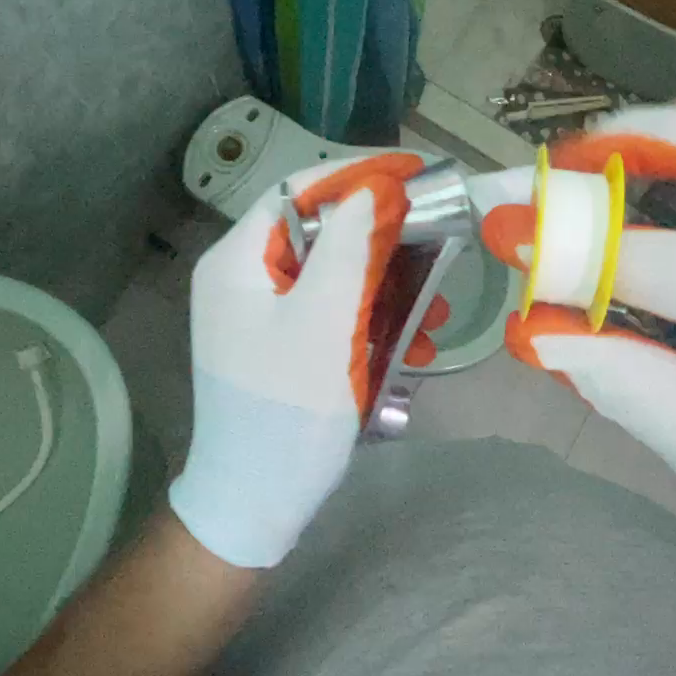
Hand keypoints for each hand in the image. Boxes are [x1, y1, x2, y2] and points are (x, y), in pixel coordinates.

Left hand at [168, 154, 425, 568]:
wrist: (256, 504)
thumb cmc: (286, 411)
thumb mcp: (323, 323)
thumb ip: (348, 249)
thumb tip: (372, 187)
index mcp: (238, 262)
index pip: (297, 191)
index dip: (355, 175)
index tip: (413, 171)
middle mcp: (246, 278)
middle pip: (321, 232)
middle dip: (384, 239)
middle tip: (437, 238)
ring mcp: (265, 314)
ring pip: (336, 274)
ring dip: (390, 285)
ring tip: (437, 306)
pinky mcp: (286, 344)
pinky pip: (335, 311)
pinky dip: (375, 319)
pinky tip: (417, 341)